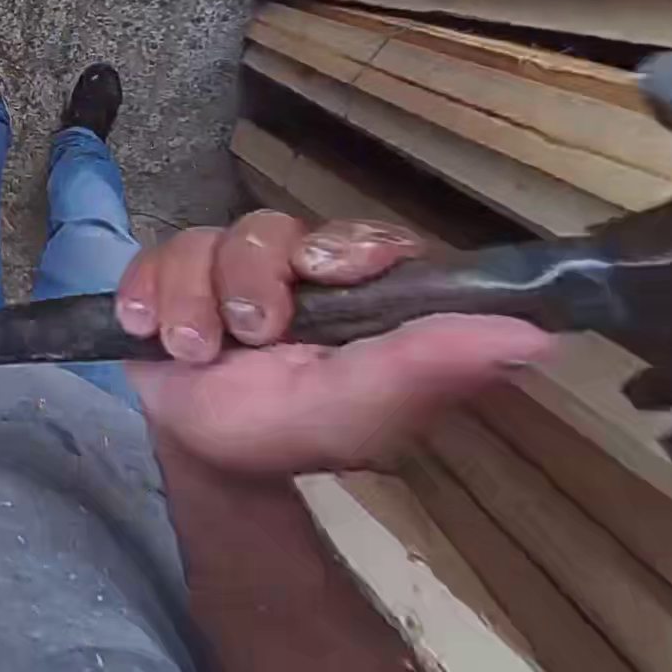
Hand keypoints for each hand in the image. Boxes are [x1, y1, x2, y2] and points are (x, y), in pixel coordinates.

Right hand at [118, 212, 555, 474]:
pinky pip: (148, 256)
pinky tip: (140, 325)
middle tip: (240, 336)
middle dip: (244, 280)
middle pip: (264, 228)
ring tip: (184, 349)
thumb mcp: (354, 410)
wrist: (196, 443)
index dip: (342, 244)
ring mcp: (219, 266)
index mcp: (351, 298)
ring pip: (198, 240)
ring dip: (185, 297)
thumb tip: (531, 335)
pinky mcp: (165, 272)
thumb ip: (420, 369)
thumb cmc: (283, 431)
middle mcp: (288, 269)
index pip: (360, 238)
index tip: (319, 272)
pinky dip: (140, 290)